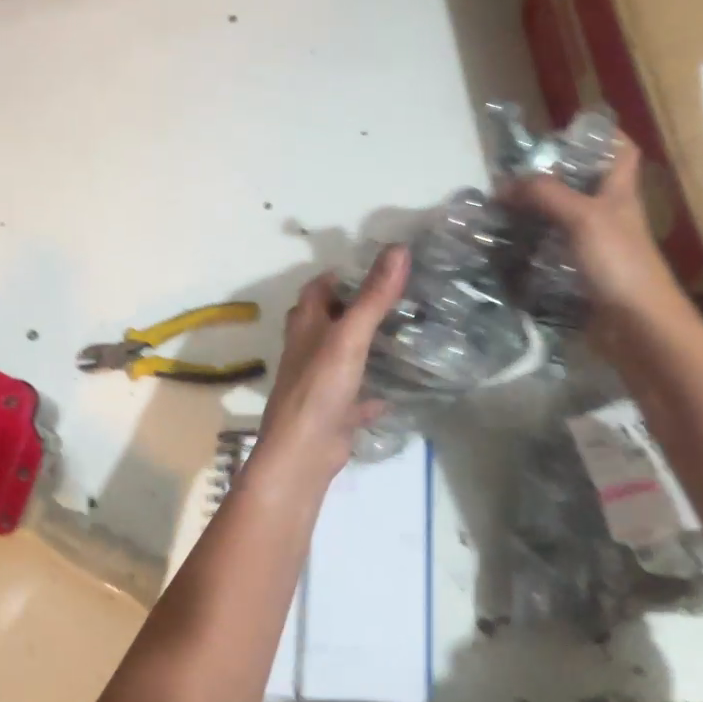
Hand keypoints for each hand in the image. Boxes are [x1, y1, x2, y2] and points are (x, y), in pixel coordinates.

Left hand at [251, 245, 410, 489]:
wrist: (304, 452)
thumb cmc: (319, 388)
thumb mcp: (350, 336)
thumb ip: (374, 296)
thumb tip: (398, 249)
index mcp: (306, 328)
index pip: (317, 290)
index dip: (337, 277)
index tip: (370, 268)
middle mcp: (308, 352)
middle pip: (325, 322)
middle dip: (351, 310)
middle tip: (390, 300)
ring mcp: (319, 384)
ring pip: (340, 358)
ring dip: (361, 348)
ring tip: (398, 336)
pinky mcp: (333, 414)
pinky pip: (355, 399)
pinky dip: (371, 394)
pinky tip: (394, 393)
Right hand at [502, 137, 681, 322]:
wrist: (638, 328)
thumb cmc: (620, 263)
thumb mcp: (583, 218)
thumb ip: (546, 195)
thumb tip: (504, 184)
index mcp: (619, 194)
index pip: (619, 151)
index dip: (598, 137)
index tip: (561, 136)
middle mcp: (609, 218)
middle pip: (582, 188)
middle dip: (548, 181)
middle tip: (510, 181)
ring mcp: (596, 251)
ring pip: (562, 224)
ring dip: (534, 219)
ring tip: (498, 215)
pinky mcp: (581, 280)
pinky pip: (552, 260)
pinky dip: (531, 256)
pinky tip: (506, 254)